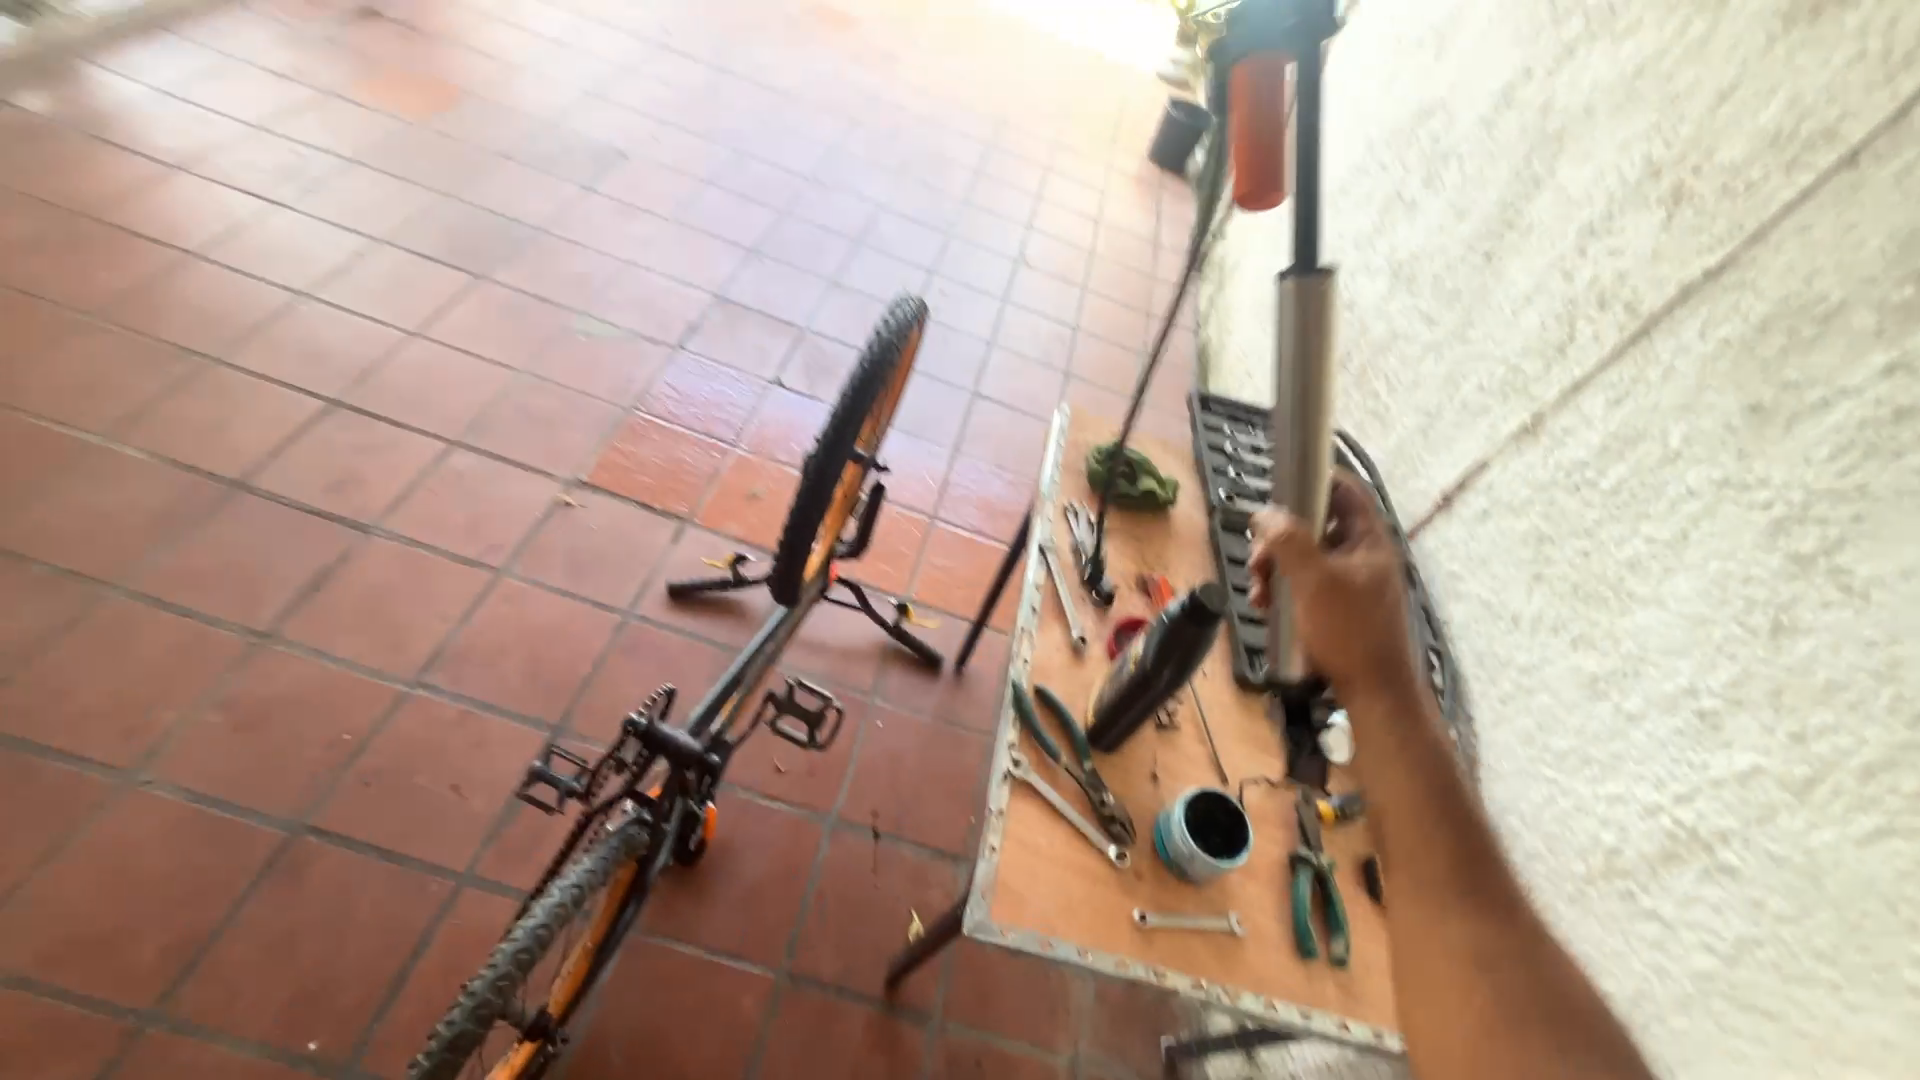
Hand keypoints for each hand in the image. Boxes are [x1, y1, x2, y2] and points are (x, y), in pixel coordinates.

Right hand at [1249, 472, 1419, 699]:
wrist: (1374, 693)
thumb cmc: (1348, 631)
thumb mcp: (1313, 581)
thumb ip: (1288, 541)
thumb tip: (1264, 513)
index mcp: (1369, 541)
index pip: (1344, 491)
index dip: (1312, 482)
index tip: (1276, 492)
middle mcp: (1363, 556)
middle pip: (1316, 526)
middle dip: (1279, 539)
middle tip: (1257, 560)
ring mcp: (1353, 584)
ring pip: (1306, 558)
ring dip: (1276, 569)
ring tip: (1259, 592)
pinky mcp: (1341, 609)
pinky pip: (1306, 586)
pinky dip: (1284, 591)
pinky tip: (1268, 608)